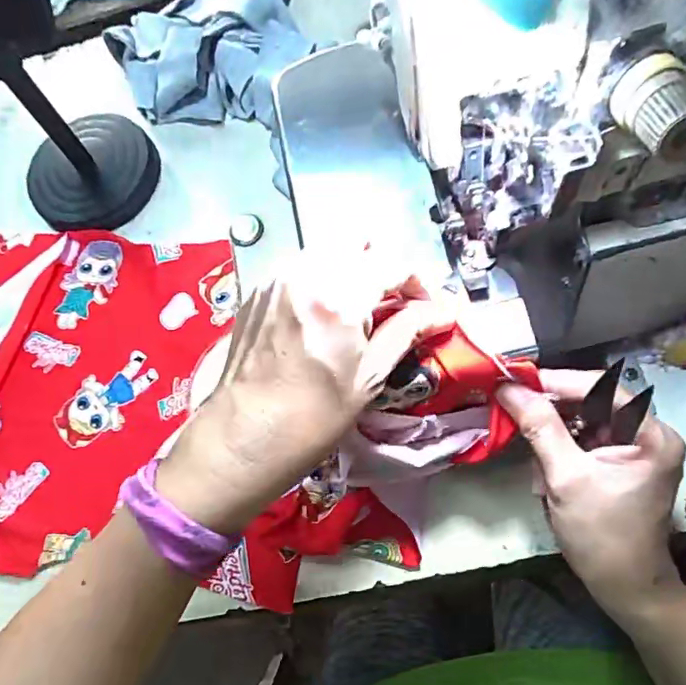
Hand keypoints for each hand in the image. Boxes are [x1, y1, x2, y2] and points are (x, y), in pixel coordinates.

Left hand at [157, 249, 455, 533]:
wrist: (244, 437)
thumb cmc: (312, 419)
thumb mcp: (368, 378)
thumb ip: (405, 332)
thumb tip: (441, 311)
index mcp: (337, 297)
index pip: (392, 262)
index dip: (418, 282)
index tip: (425, 307)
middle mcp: (303, 274)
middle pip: (358, 247)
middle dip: (383, 271)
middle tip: (393, 307)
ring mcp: (275, 279)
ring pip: (327, 253)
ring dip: (352, 273)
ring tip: (360, 313)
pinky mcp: (258, 290)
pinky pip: (300, 268)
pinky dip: (322, 280)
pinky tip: (326, 316)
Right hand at [496, 370, 685, 616]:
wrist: (625, 586)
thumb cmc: (601, 535)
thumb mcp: (566, 478)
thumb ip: (539, 428)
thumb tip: (508, 388)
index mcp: (652, 433)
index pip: (602, 388)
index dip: (558, 381)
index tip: (516, 381)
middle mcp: (650, 433)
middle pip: (594, 403)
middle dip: (553, 409)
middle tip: (513, 407)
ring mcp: (637, 450)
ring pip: (586, 422)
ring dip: (554, 432)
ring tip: (529, 444)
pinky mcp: (621, 464)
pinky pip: (587, 442)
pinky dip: (562, 449)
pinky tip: (544, 464)